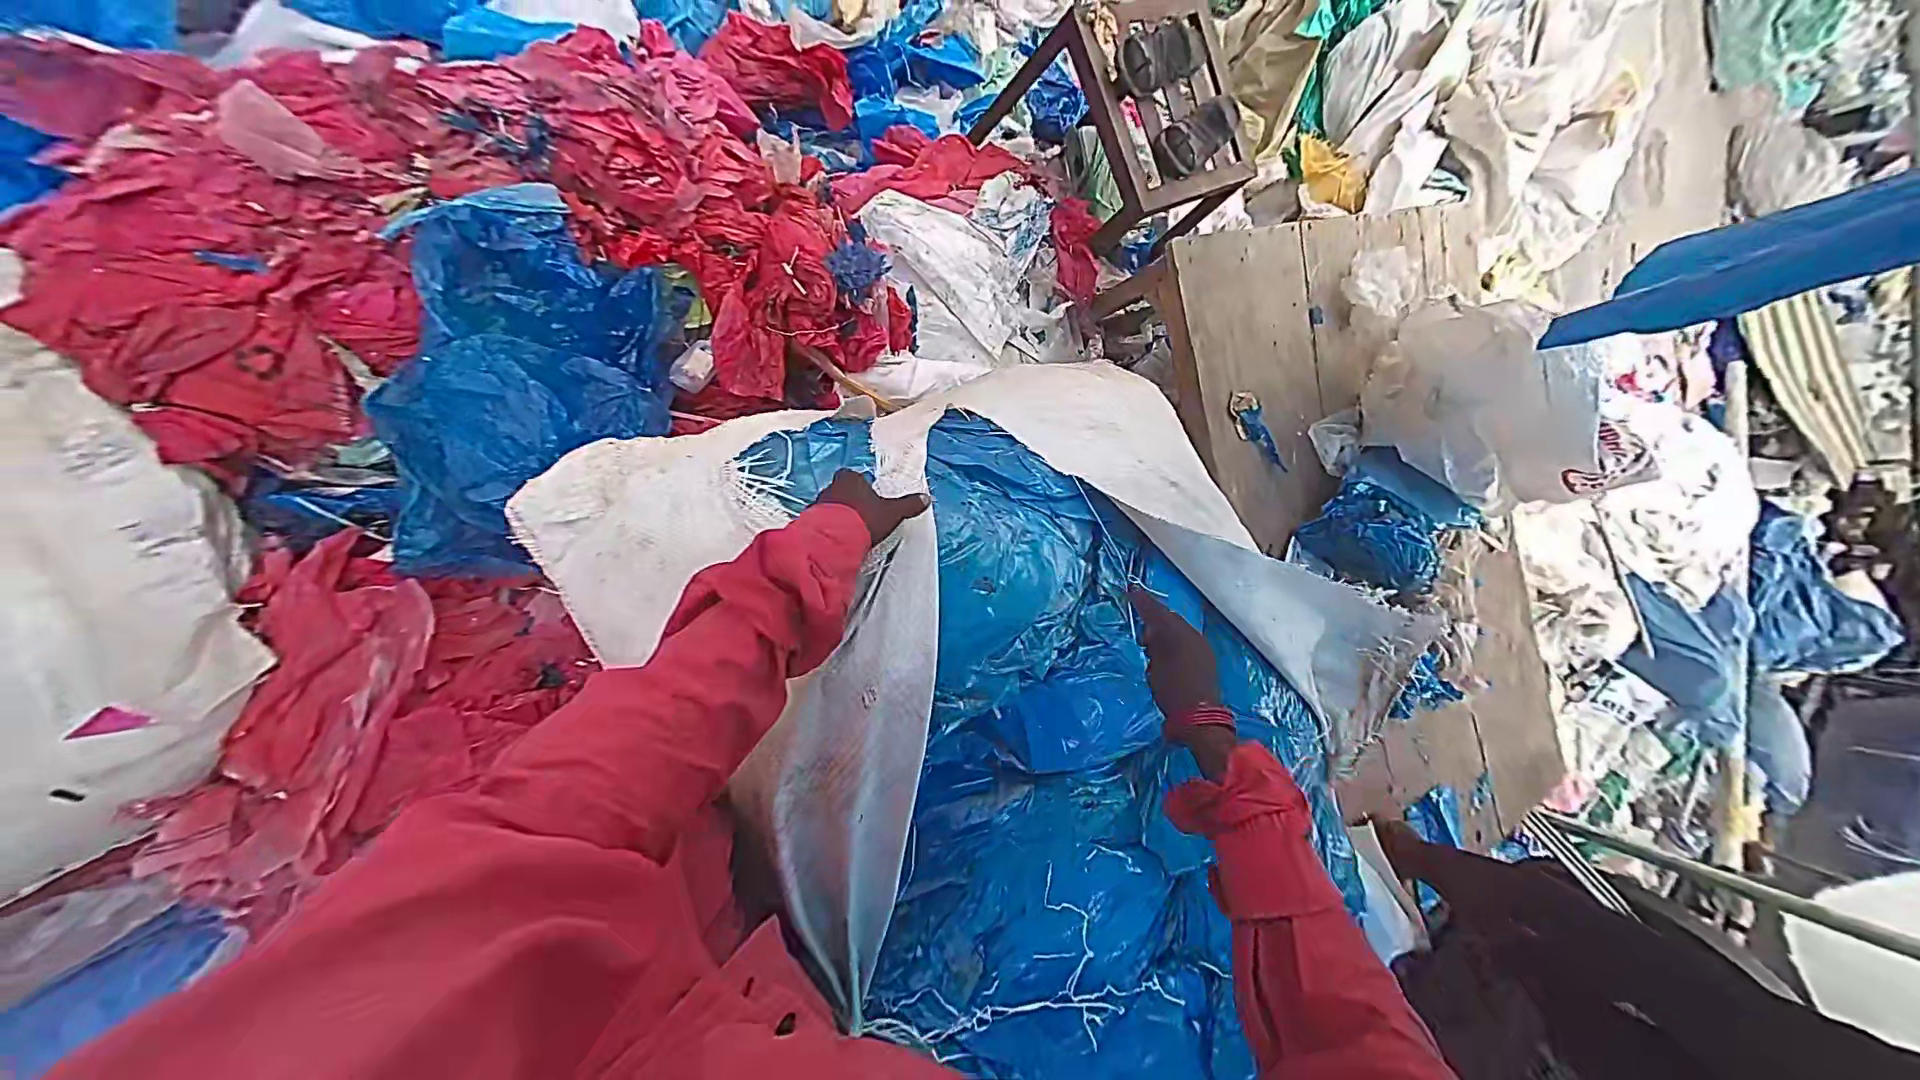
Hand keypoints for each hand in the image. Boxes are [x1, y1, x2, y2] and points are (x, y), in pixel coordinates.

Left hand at [815, 470, 929, 543]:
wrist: (834, 539)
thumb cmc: (862, 519)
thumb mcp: (892, 512)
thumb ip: (908, 505)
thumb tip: (924, 499)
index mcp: (851, 479)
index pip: (855, 476)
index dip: (862, 486)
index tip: (870, 497)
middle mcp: (832, 487)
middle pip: (842, 490)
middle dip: (850, 501)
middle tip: (862, 515)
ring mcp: (819, 503)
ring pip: (830, 506)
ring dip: (838, 515)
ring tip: (850, 529)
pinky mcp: (811, 520)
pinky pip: (821, 522)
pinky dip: (829, 528)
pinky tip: (839, 538)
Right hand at [1129, 586, 1219, 720]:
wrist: (1199, 719)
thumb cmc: (1172, 689)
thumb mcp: (1155, 665)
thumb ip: (1153, 643)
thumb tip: (1151, 631)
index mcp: (1182, 635)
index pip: (1160, 612)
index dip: (1144, 602)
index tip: (1131, 591)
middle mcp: (1195, 638)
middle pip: (1171, 620)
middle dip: (1155, 617)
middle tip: (1138, 622)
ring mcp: (1203, 651)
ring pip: (1179, 631)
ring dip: (1164, 632)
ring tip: (1148, 641)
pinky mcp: (1205, 663)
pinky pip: (1185, 643)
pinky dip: (1172, 643)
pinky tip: (1164, 654)